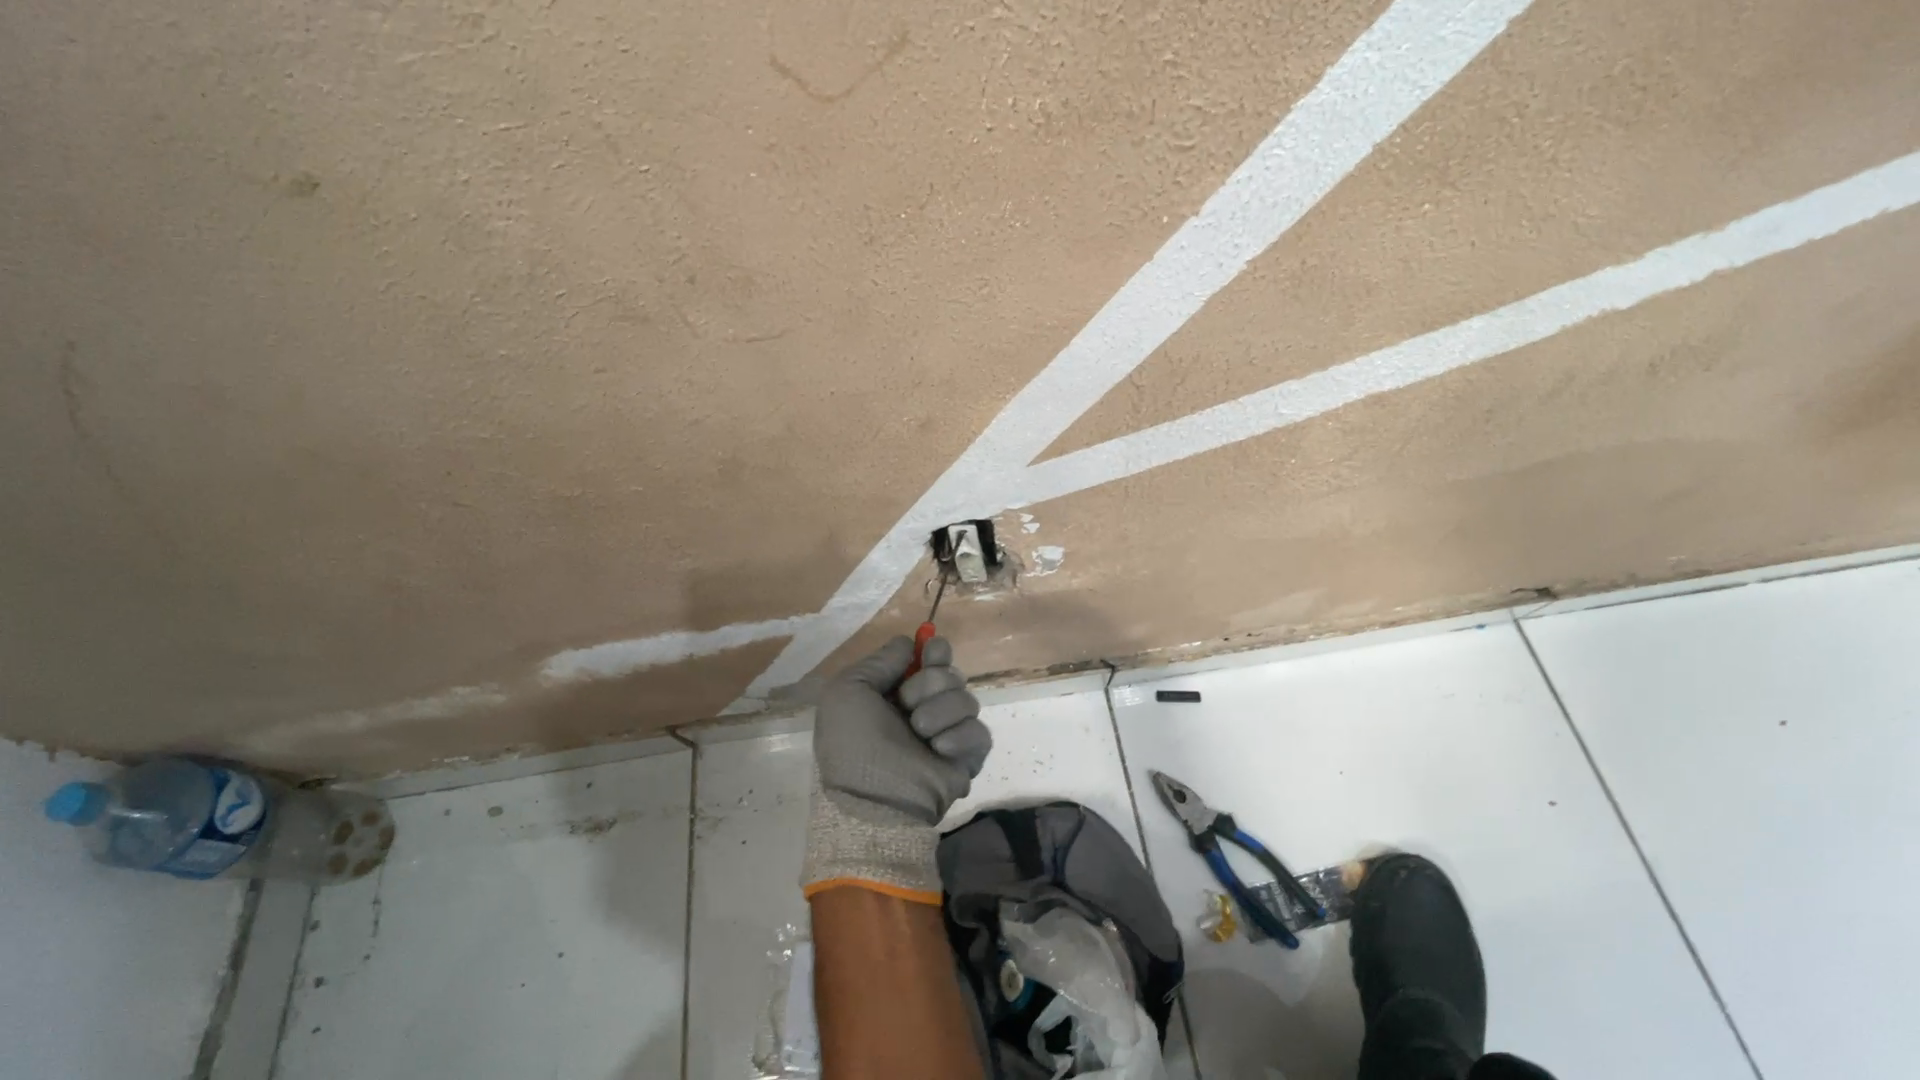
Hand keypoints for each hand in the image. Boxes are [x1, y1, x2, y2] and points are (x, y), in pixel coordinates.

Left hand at [815, 635, 990, 824]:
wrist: (875, 798)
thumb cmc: (854, 743)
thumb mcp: (847, 691)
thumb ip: (879, 661)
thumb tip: (909, 644)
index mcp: (896, 693)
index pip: (930, 659)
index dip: (934, 651)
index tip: (931, 652)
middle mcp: (924, 709)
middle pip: (949, 674)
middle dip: (929, 684)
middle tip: (907, 706)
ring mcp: (949, 732)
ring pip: (966, 699)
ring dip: (940, 711)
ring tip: (920, 733)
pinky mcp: (968, 756)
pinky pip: (979, 731)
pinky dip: (959, 735)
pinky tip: (939, 748)